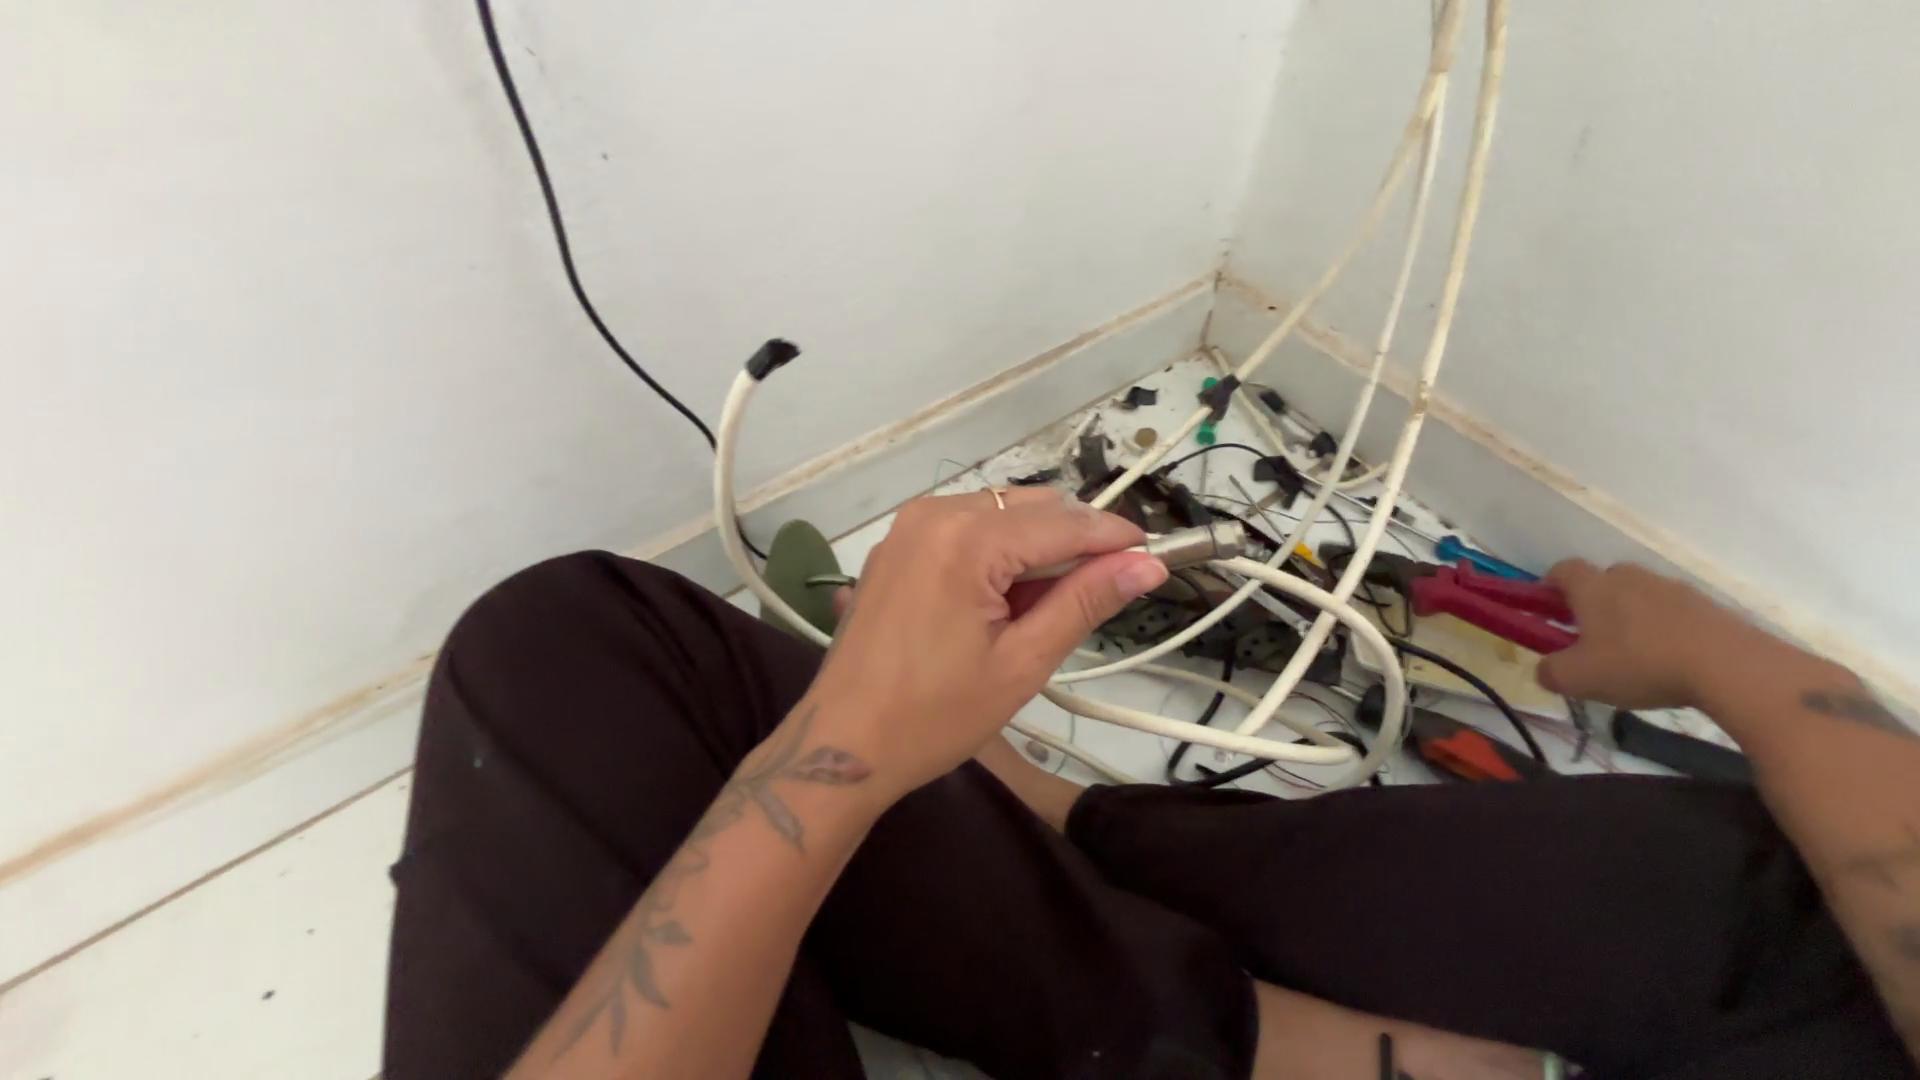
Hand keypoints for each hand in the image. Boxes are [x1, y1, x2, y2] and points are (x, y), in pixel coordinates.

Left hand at [804, 488, 1166, 799]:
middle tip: (1095, 599)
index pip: (1063, 521)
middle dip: (1073, 543)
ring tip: (1041, 610)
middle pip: (1031, 507)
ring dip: (1035, 548)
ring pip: (1000, 513)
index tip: (1154, 558)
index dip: (1115, 537)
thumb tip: (1145, 564)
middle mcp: (934, 513)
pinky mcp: (896, 545)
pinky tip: (1001, 600)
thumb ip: (1084, 602)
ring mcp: (908, 526)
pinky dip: (997, 552)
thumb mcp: (1022, 663)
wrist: (844, 743)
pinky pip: (965, 527)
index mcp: (965, 538)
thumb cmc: (934, 716)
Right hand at [1536, 559, 1779, 709]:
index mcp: (1593, 588)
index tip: (1548, 610)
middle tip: (1593, 635)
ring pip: (1644, 595)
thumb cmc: (1640, 665)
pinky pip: (1679, 612)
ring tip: (1638, 652)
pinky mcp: (1713, 608)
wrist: (1734, 669)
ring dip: (1635, 615)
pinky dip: (1670, 629)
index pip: (1562, 569)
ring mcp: (1677, 590)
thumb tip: (1545, 669)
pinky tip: (1673, 660)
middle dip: (1596, 600)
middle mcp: (1632, 579)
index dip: (1550, 585)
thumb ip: (1549, 671)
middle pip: (1606, 578)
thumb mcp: (1577, 679)